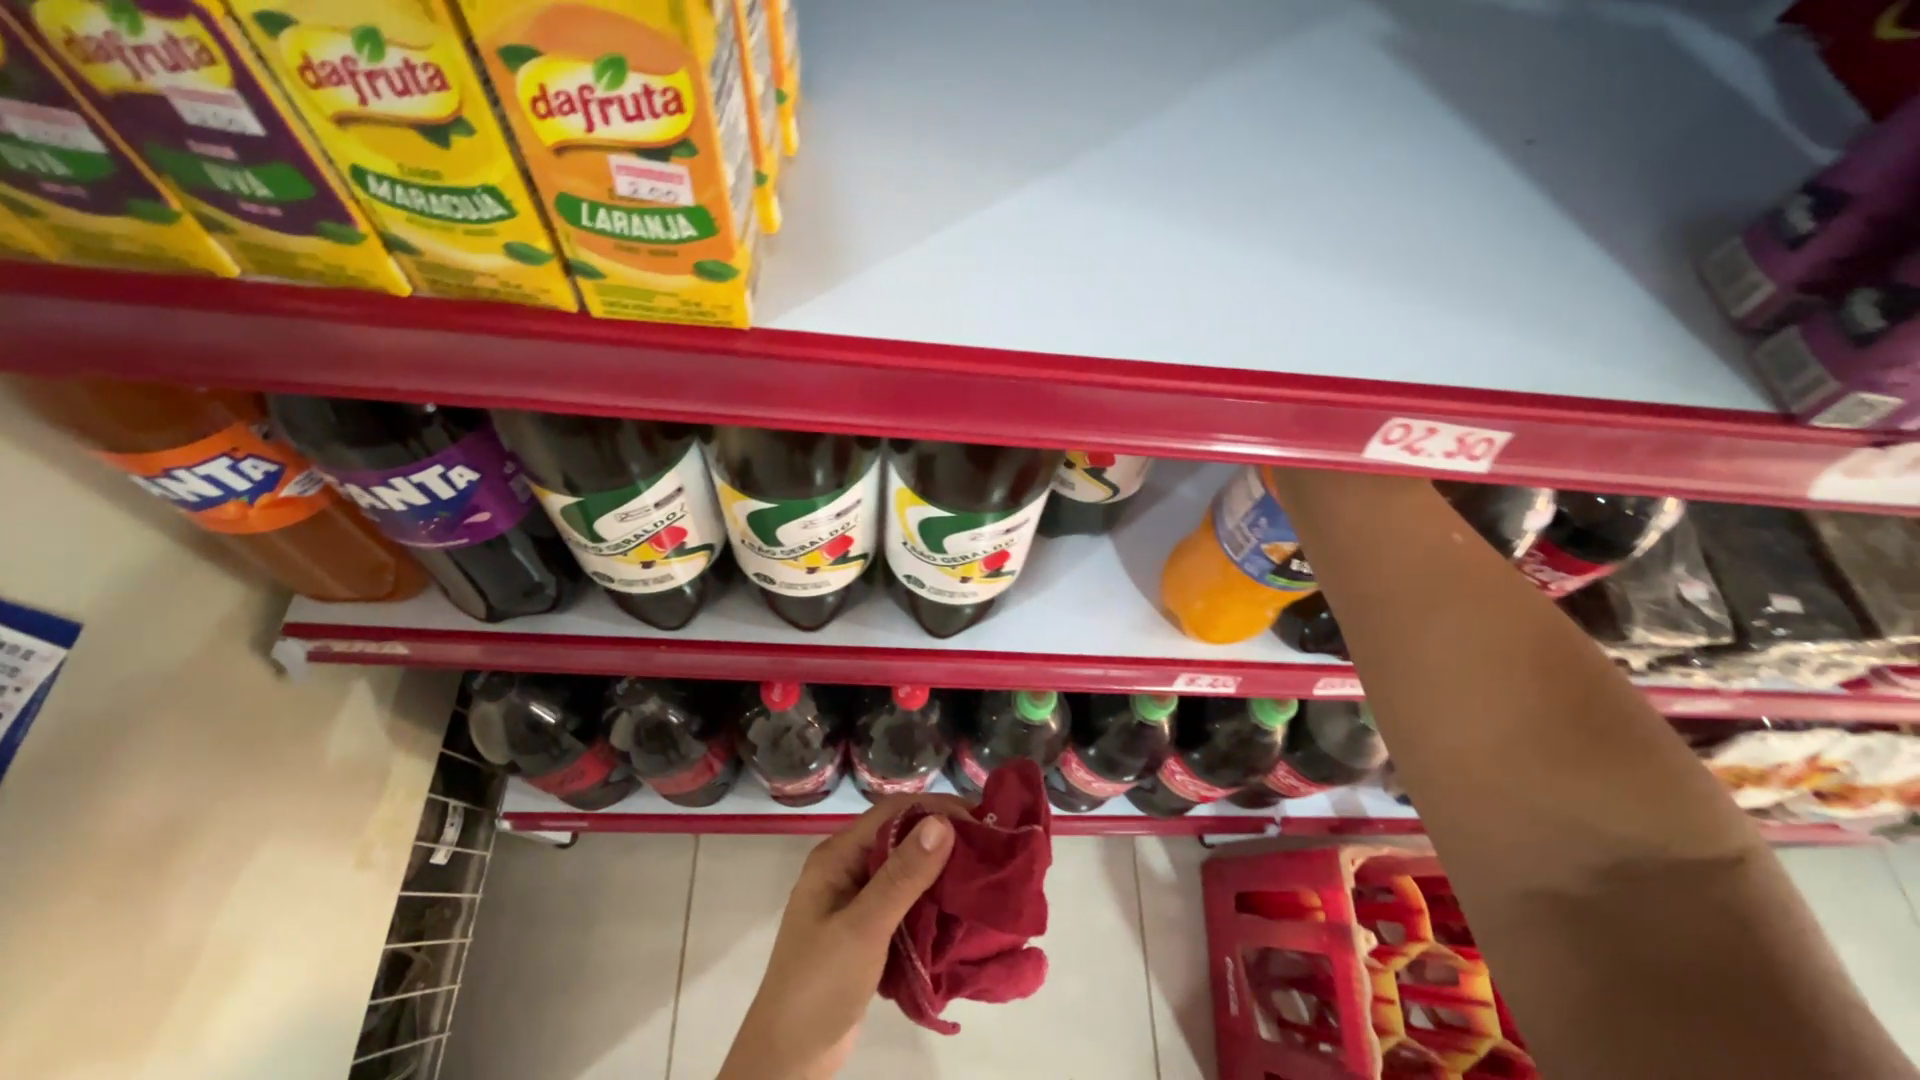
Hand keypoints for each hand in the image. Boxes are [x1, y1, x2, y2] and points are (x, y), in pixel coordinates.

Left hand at [718, 794, 969, 1079]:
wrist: (790, 1055)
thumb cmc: (819, 984)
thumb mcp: (863, 928)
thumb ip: (902, 876)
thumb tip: (943, 822)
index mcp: (837, 858)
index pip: (892, 813)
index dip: (936, 810)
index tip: (983, 820)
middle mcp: (847, 872)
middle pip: (902, 840)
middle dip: (946, 842)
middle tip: (994, 850)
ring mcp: (857, 904)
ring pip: (908, 875)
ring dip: (943, 875)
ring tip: (986, 879)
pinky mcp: (869, 934)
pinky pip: (907, 907)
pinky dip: (934, 906)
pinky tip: (963, 913)